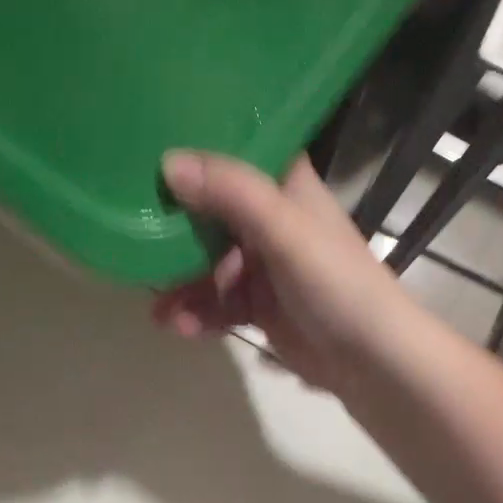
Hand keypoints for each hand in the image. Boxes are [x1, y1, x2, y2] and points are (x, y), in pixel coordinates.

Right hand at [153, 151, 408, 389]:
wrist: (372, 359)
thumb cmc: (336, 282)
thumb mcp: (285, 230)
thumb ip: (232, 193)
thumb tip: (168, 162)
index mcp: (288, 187)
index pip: (239, 150)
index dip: (199, 146)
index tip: (149, 143)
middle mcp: (274, 219)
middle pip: (212, 211)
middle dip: (173, 228)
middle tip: (131, 234)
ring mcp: (266, 267)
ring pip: (208, 263)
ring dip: (180, 283)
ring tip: (157, 308)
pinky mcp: (260, 308)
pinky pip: (217, 303)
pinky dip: (197, 313)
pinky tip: (178, 328)